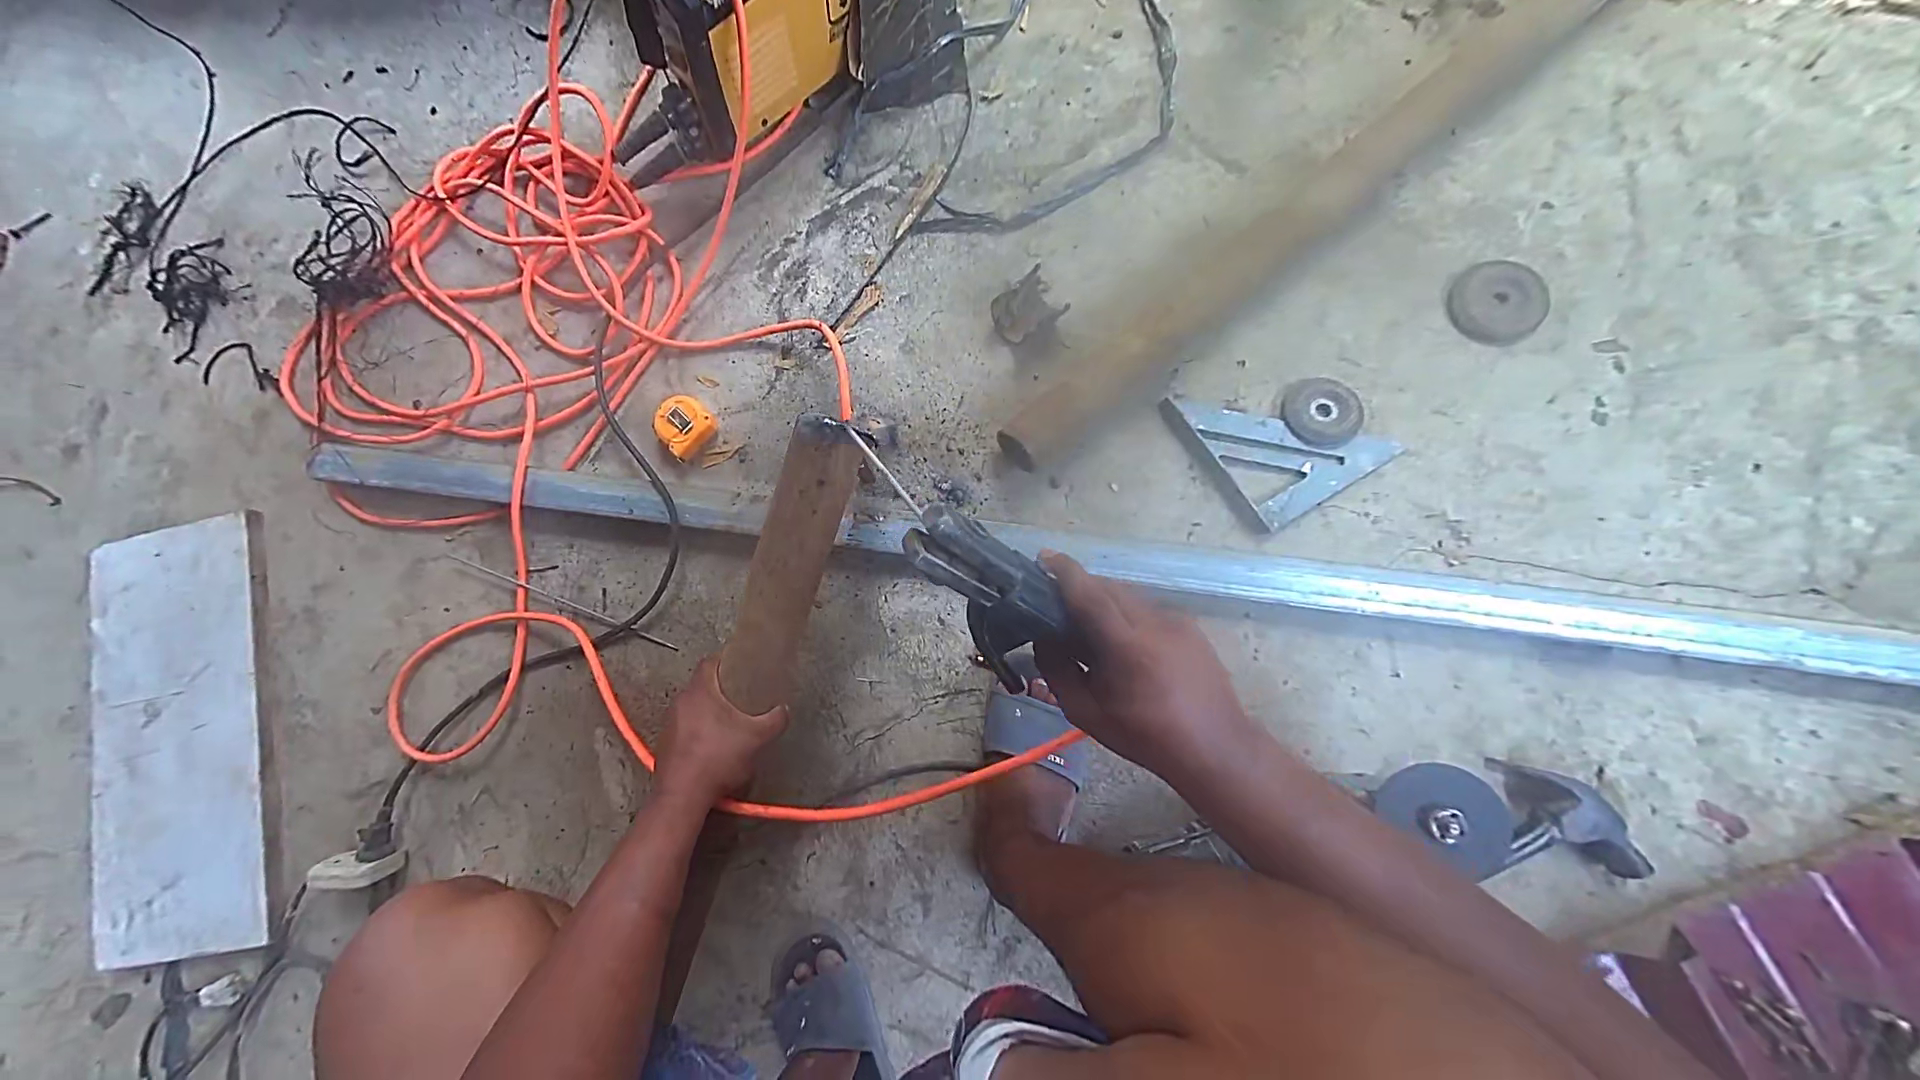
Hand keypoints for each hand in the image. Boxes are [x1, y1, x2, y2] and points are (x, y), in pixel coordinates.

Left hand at [652, 657, 787, 803]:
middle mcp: (680, 703)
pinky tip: (714, 745)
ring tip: (729, 721)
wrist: (684, 796)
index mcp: (700, 692)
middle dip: (721, 689)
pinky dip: (699, 731)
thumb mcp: (758, 737)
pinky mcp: (666, 745)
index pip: (709, 661)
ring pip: (692, 707)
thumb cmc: (717, 759)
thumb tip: (783, 710)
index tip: (739, 663)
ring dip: (709, 711)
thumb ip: (775, 719)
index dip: (726, 659)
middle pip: (702, 685)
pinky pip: (685, 728)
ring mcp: (670, 724)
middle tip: (741, 695)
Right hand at [1033, 553, 1263, 783]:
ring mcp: (1176, 621)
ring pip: (1129, 595)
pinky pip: (1148, 608)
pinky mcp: (1189, 626)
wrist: (1216, 746)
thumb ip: (1058, 672)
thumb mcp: (1087, 713)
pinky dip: (1127, 613)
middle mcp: (1154, 623)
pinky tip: (1123, 639)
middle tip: (1058, 602)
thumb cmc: (1147, 737)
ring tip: (1089, 624)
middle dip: (1080, 586)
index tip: (1044, 557)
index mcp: (1126, 646)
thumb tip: (1044, 640)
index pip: (1090, 594)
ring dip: (1104, 599)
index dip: (1065, 572)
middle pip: (1108, 588)